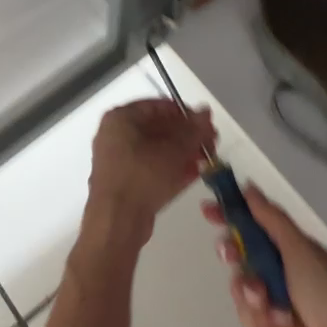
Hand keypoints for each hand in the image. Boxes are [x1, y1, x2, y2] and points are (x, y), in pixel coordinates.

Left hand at [82, 98, 216, 252]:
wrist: (117, 221)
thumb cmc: (142, 176)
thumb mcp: (173, 151)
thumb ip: (192, 130)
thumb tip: (206, 111)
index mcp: (120, 119)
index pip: (156, 106)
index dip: (183, 112)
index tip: (205, 123)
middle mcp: (115, 135)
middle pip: (157, 128)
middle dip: (186, 135)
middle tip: (211, 141)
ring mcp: (118, 160)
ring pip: (156, 150)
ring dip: (182, 152)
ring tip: (207, 157)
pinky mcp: (125, 182)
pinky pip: (151, 168)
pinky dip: (172, 168)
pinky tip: (195, 172)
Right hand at [205, 183, 326, 326]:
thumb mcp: (301, 250)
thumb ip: (271, 219)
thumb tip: (249, 186)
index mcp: (294, 247)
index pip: (257, 222)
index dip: (232, 213)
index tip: (208, 209)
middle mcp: (281, 270)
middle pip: (241, 250)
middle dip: (232, 250)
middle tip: (230, 254)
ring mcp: (272, 298)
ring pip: (239, 281)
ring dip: (249, 288)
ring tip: (264, 299)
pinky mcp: (264, 326)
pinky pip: (244, 310)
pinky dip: (258, 314)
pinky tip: (276, 322)